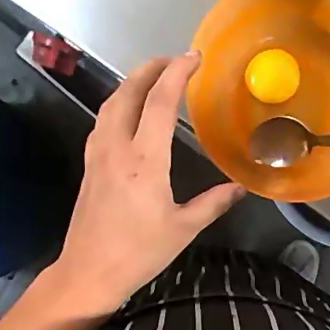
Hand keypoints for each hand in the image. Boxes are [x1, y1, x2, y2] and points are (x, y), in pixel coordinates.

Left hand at [41, 52, 243, 315]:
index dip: (178, 73)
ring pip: (111, 103)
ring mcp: (98, 154)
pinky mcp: (90, 165)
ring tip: (153, 78)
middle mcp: (117, 147)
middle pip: (129, 91)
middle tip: (174, 61)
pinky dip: (119, 104)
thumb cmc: (139, 252)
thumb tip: (240, 188)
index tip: (195, 58)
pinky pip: (103, 120)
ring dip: (132, 83)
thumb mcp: (183, 229)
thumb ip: (213, 203)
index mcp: (145, 159)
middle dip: (151, 68)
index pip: (160, 101)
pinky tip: (129, 112)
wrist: (89, 271)